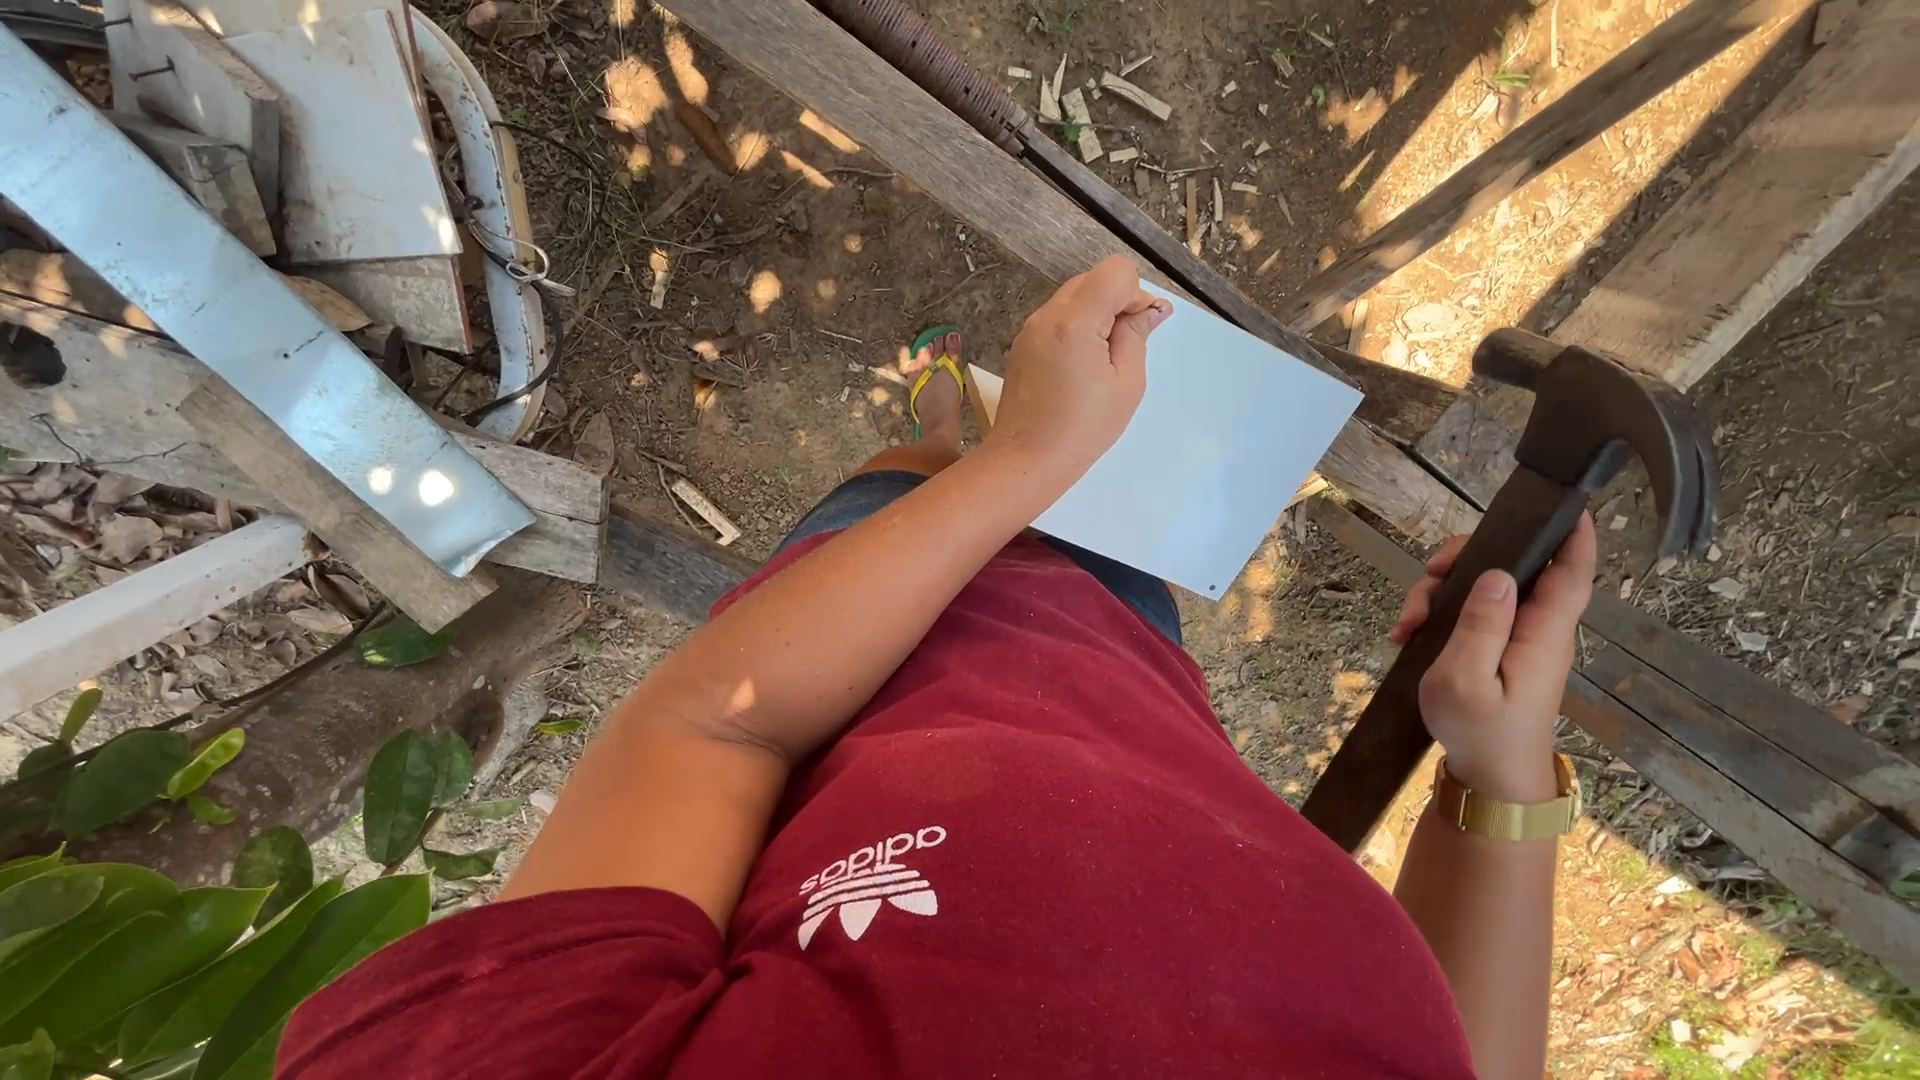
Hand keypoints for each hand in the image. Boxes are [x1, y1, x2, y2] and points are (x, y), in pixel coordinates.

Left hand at [985, 255, 1171, 484]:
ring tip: (1101, 364)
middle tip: (1124, 349)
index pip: (1115, 271)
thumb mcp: (1126, 384)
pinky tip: (1080, 370)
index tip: (1138, 330)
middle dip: (1116, 303)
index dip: (1134, 295)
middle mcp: (1046, 316)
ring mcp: (1029, 330)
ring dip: (1096, 318)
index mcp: (1073, 321)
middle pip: (1092, 280)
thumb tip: (1150, 309)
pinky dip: (1075, 331)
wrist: (1026, 460)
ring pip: (1074, 299)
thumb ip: (1137, 336)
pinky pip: (1057, 321)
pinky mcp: (1022, 346)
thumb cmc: (1082, 430)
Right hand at [1390, 513, 1596, 801]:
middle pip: (1515, 571)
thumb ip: (1481, 625)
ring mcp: (1518, 641)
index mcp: (1542, 634)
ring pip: (1485, 590)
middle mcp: (1538, 630)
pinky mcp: (1499, 651)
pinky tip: (1411, 634)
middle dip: (1465, 561)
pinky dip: (1440, 615)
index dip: (1576, 537)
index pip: (1572, 574)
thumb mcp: (1465, 678)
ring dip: (1441, 593)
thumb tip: (1497, 575)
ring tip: (1407, 622)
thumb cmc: (1480, 729)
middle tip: (1426, 578)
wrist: (1490, 777)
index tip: (1569, 506)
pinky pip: (1474, 614)